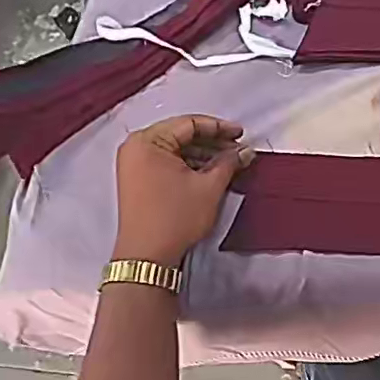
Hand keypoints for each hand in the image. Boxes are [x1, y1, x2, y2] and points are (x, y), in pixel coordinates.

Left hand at [112, 115, 253, 268]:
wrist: (148, 255)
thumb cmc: (175, 218)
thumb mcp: (209, 187)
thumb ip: (229, 163)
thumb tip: (246, 152)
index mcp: (148, 141)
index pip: (189, 124)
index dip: (219, 128)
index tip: (241, 133)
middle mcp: (136, 147)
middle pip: (181, 135)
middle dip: (212, 142)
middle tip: (238, 150)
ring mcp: (134, 163)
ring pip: (175, 150)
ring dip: (202, 155)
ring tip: (229, 163)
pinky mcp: (137, 179)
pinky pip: (167, 162)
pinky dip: (189, 165)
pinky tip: (210, 173)